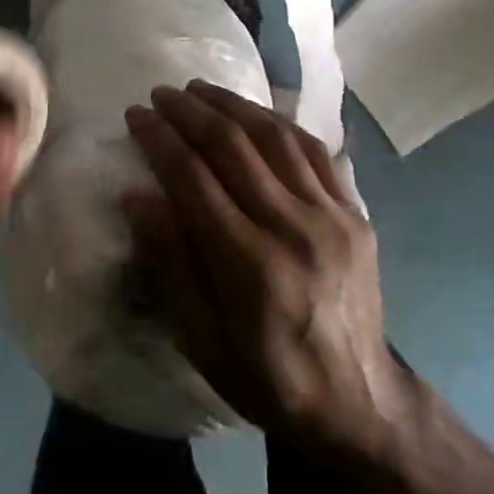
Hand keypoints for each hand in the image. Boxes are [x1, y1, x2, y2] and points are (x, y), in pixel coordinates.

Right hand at [123, 80, 408, 459]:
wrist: (358, 402)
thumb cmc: (267, 376)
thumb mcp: (201, 339)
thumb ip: (170, 262)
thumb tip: (137, 197)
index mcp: (249, 264)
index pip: (193, 178)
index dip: (160, 140)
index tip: (136, 116)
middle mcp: (293, 227)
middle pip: (233, 147)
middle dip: (191, 112)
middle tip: (161, 94)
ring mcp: (332, 215)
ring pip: (276, 137)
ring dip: (233, 105)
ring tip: (201, 90)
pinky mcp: (355, 213)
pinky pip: (316, 151)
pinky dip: (280, 124)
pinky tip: (256, 113)